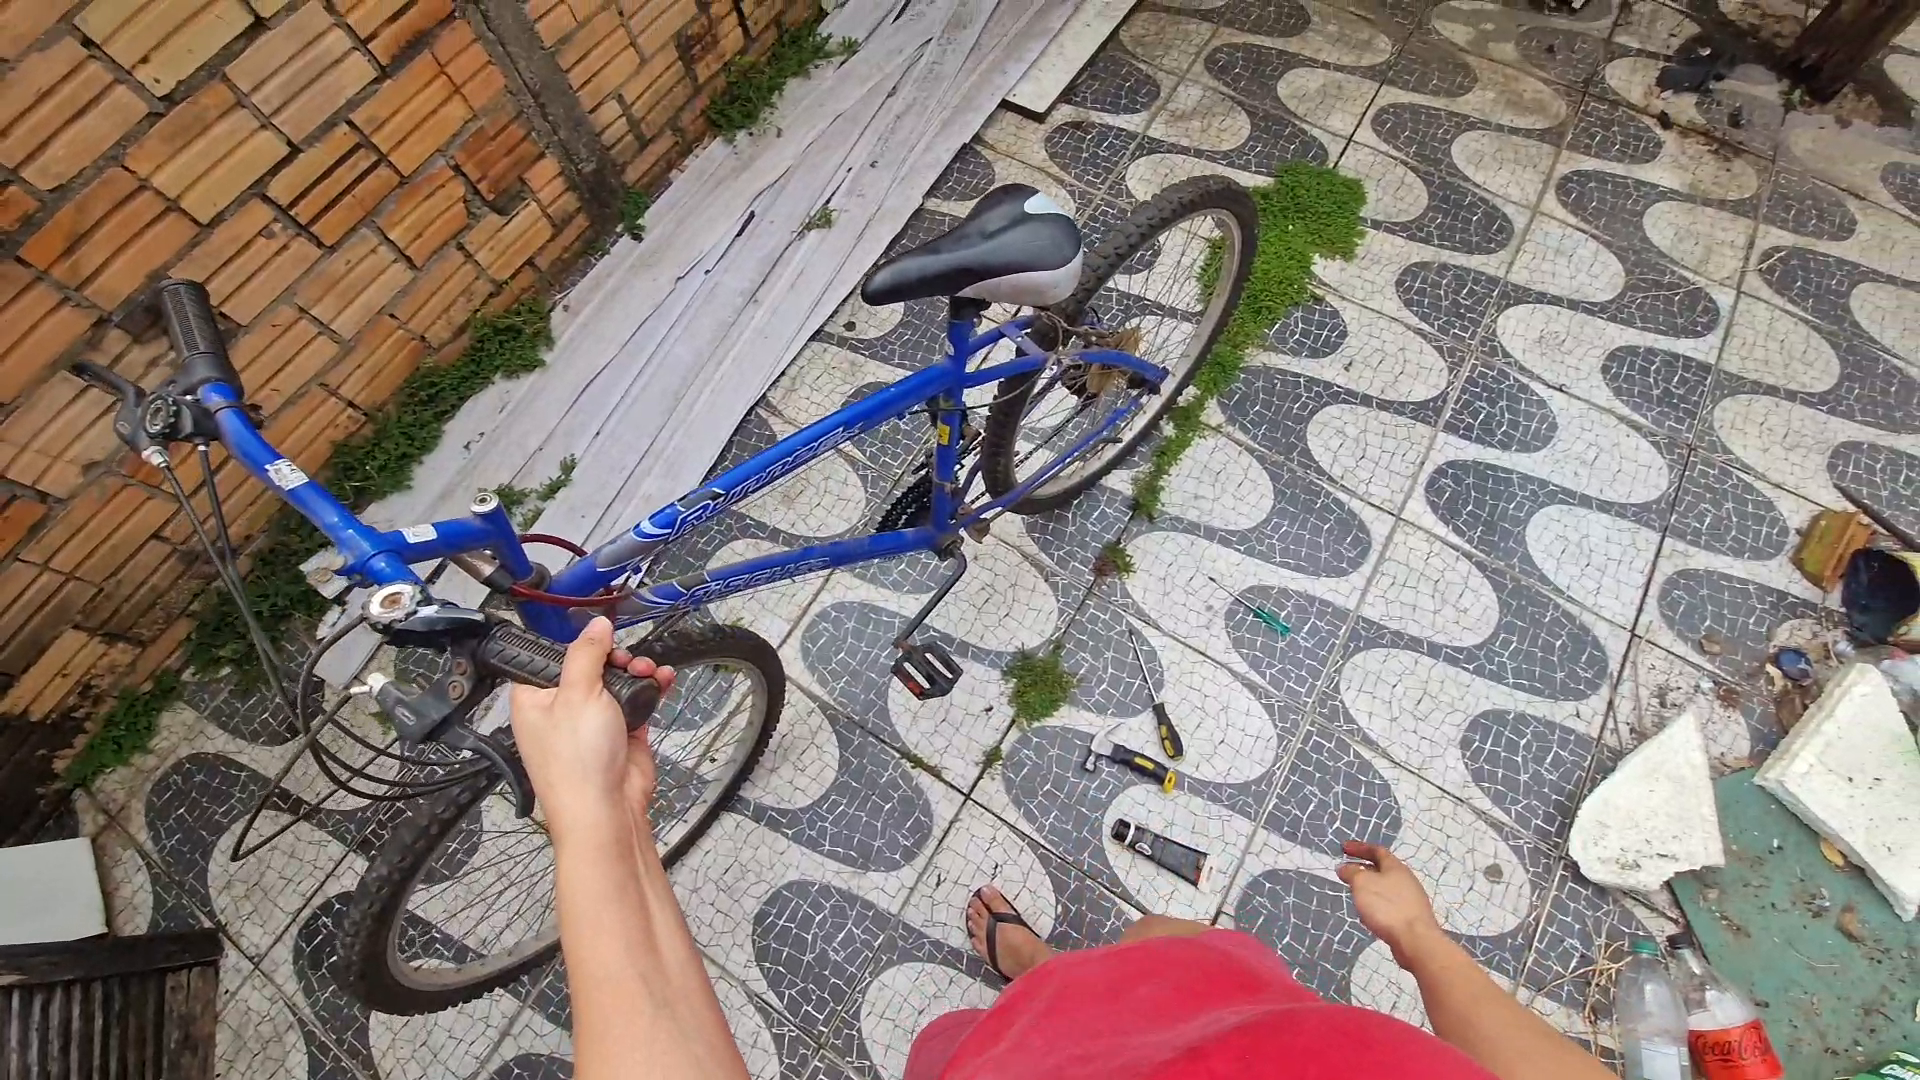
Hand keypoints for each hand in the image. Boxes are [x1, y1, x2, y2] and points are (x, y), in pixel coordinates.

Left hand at [509, 617, 674, 835]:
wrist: (608, 806)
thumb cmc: (577, 762)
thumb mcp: (578, 693)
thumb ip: (587, 653)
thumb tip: (596, 624)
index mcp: (536, 699)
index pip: (549, 657)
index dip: (574, 645)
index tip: (596, 638)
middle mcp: (563, 707)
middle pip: (592, 664)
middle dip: (616, 658)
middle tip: (626, 663)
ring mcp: (595, 719)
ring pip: (620, 678)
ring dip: (639, 670)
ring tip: (649, 673)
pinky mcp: (623, 728)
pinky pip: (640, 697)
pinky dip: (653, 686)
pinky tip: (663, 679)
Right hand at [1335, 840, 1445, 967]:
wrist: (1416, 942)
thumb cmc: (1387, 906)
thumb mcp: (1361, 883)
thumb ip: (1351, 872)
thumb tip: (1344, 868)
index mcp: (1396, 868)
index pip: (1377, 850)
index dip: (1359, 848)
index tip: (1343, 848)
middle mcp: (1406, 881)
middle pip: (1383, 870)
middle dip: (1363, 869)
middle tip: (1347, 872)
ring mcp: (1412, 901)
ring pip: (1386, 889)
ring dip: (1369, 889)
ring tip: (1355, 895)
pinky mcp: (1412, 919)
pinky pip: (1390, 906)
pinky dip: (1377, 905)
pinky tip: (1369, 916)